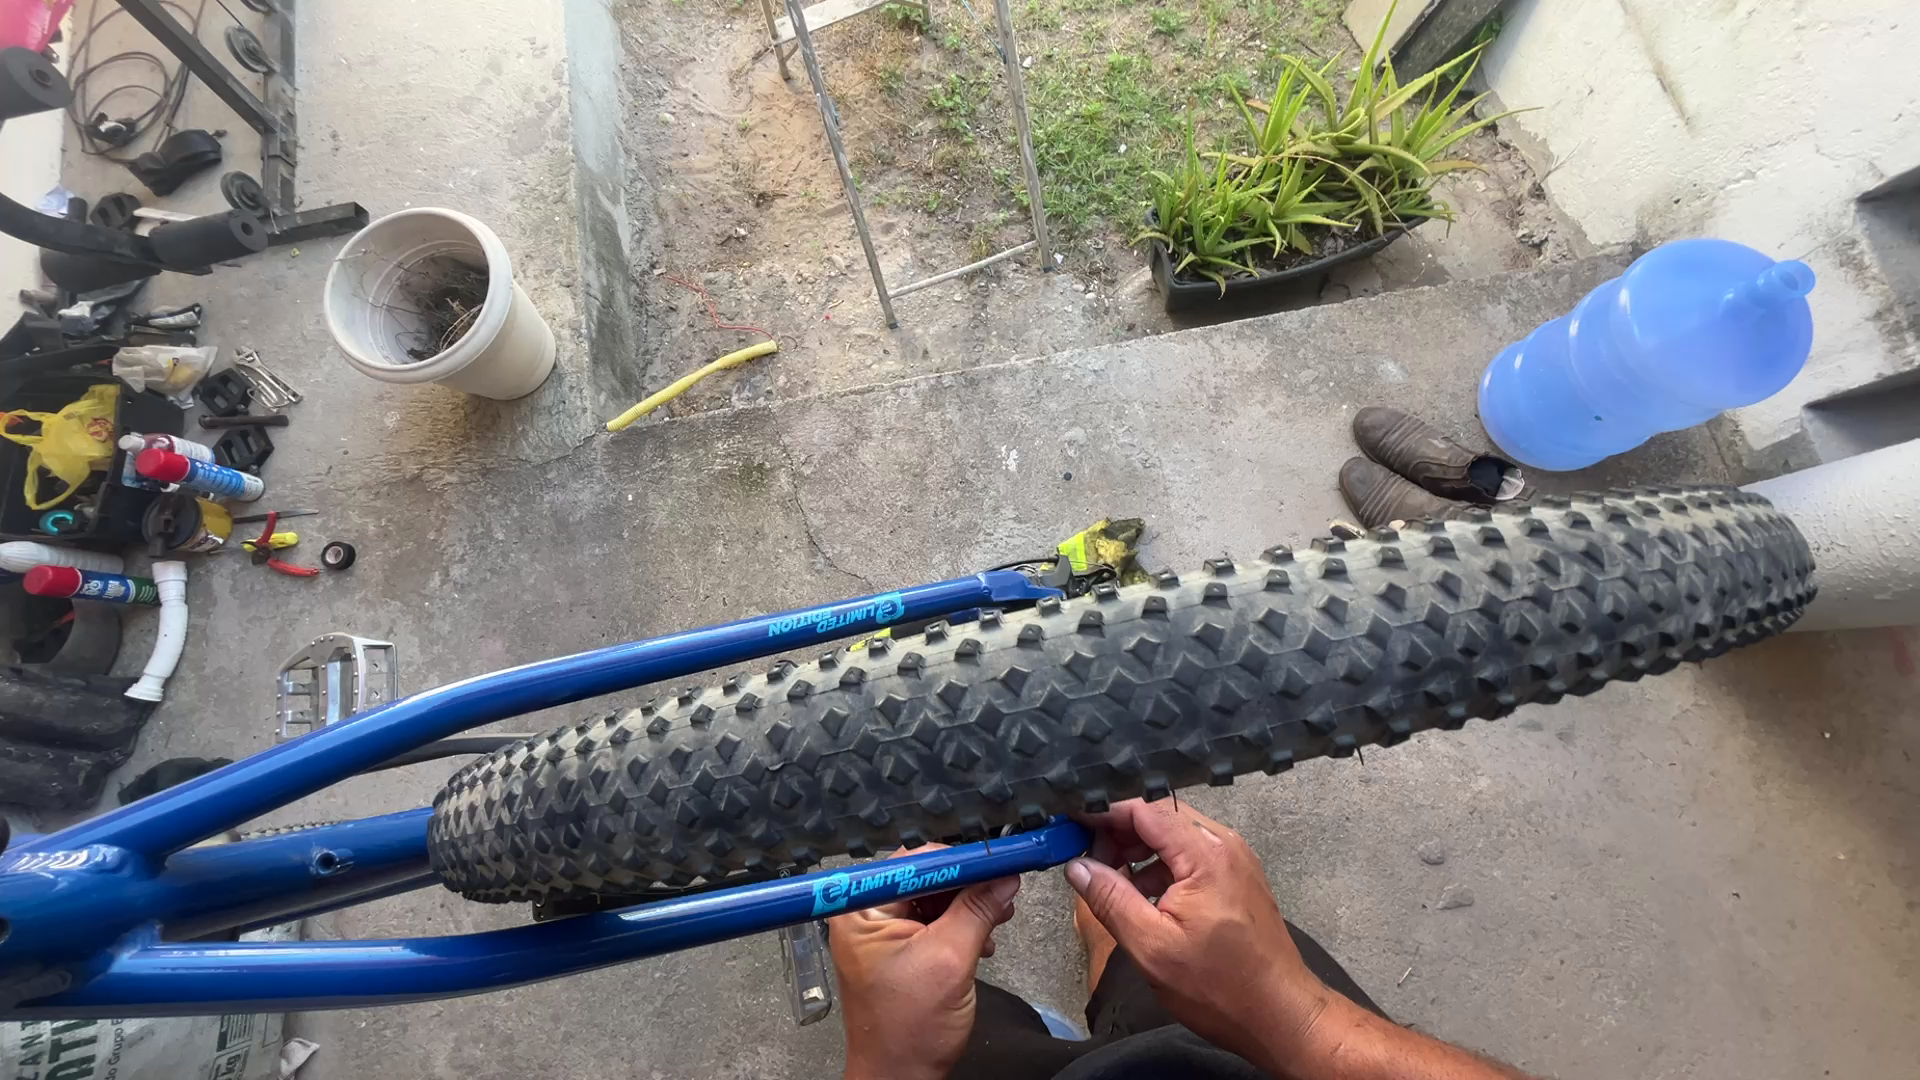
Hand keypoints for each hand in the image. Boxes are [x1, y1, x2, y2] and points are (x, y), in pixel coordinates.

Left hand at [828, 844, 1021, 1079]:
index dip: (957, 859)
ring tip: (998, 913)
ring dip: (969, 904)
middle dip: (967, 883)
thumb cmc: (909, 1032)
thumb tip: (1004, 877)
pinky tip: (984, 937)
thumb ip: (978, 910)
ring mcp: (884, 931)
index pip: (915, 861)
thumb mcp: (950, 960)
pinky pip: (934, 918)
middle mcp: (868, 912)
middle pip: (926, 876)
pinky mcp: (901, 947)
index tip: (993, 859)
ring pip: (935, 896)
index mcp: (863, 908)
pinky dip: (961, 923)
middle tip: (1000, 886)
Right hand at [1064, 799, 1335, 1075]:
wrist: (1284, 1019)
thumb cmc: (1222, 987)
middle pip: (1157, 816)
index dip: (1103, 812)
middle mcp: (1222, 844)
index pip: (1143, 809)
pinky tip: (1144, 894)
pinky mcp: (1236, 875)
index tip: (1073, 824)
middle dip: (1119, 832)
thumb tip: (1077, 867)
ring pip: (1172, 833)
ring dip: (1138, 848)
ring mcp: (1233, 858)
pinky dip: (1161, 864)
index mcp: (1204, 853)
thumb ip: (1110, 899)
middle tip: (1090, 861)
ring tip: (1113, 880)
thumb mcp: (1152, 946)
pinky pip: (1189, 852)